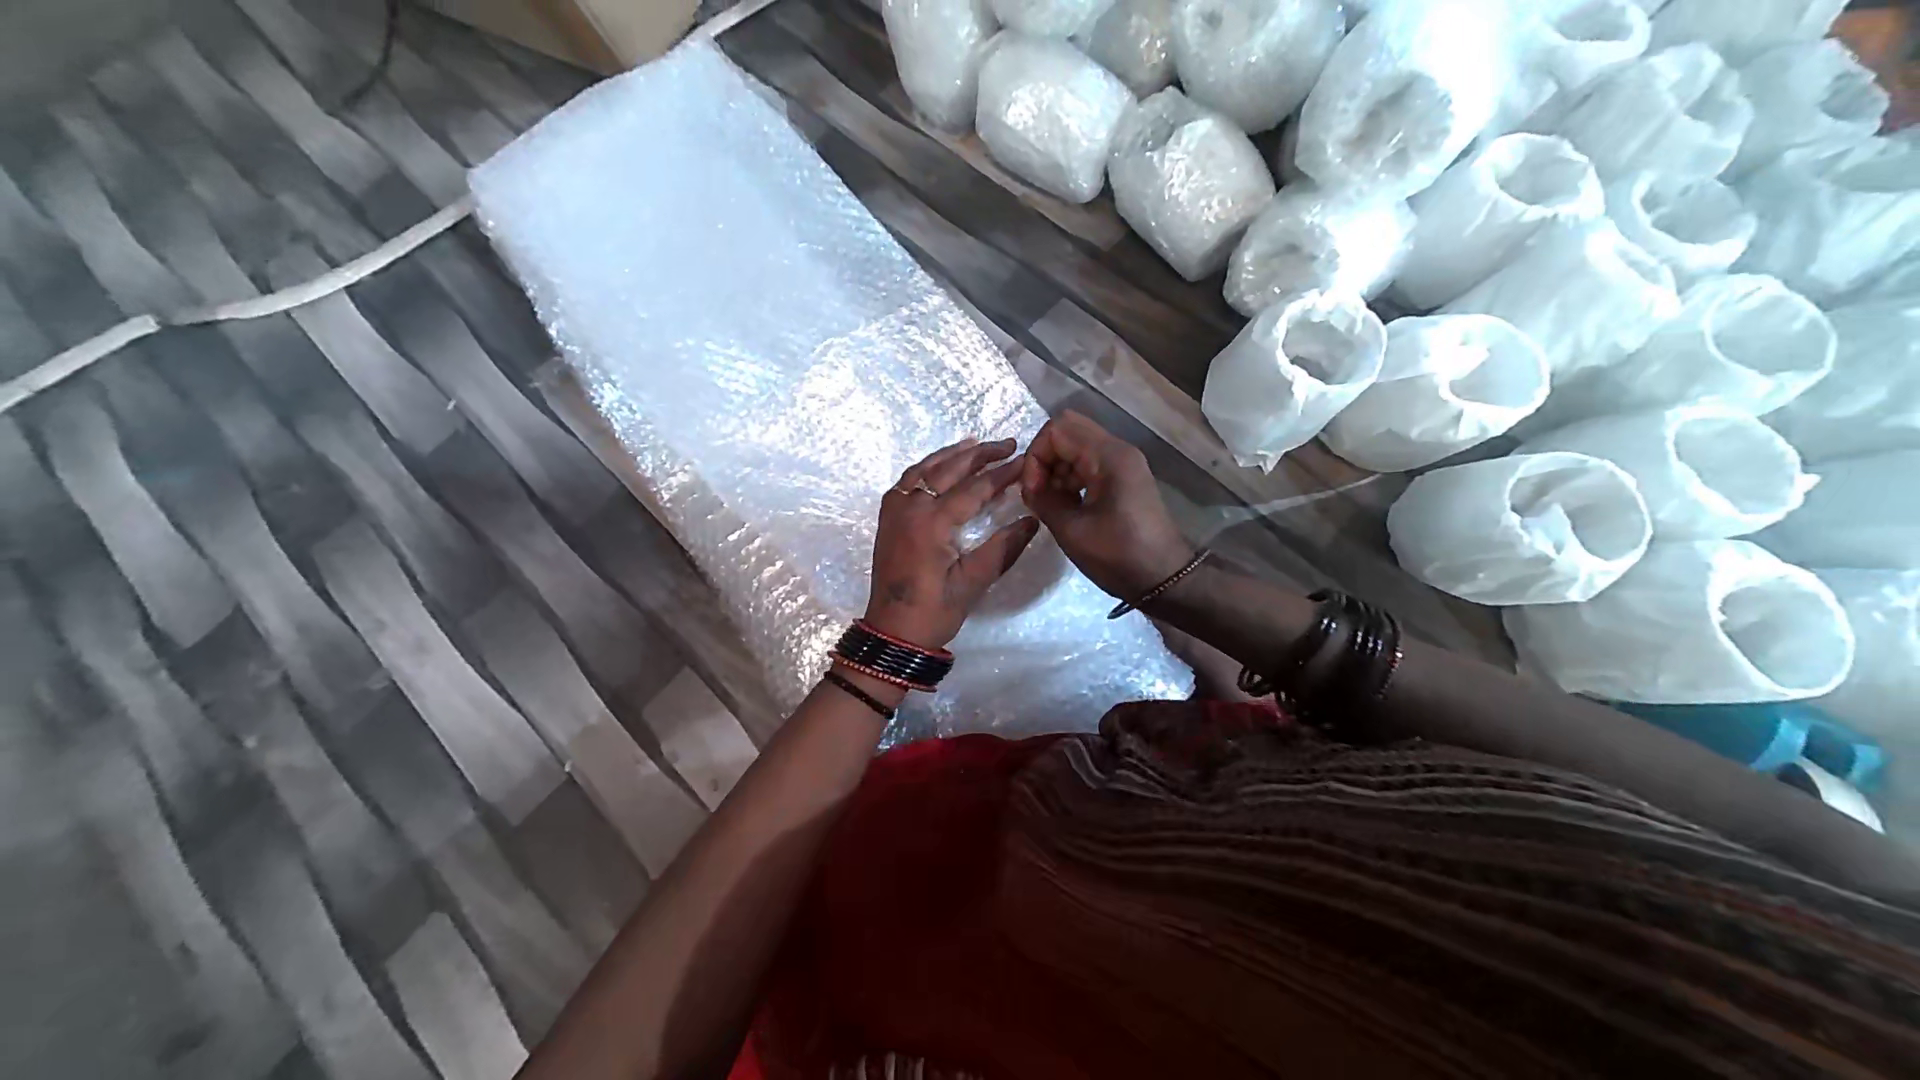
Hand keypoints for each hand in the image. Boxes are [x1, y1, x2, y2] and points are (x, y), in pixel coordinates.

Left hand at [864, 438, 1041, 649]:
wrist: (892, 631)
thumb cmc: (934, 611)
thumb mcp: (973, 582)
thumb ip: (1003, 547)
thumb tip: (1032, 520)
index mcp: (932, 522)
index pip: (975, 488)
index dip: (1003, 474)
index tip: (1025, 462)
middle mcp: (910, 507)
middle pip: (949, 469)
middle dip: (980, 454)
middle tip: (1008, 445)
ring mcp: (895, 509)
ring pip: (925, 469)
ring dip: (953, 454)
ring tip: (977, 444)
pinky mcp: (888, 517)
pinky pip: (908, 479)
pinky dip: (928, 466)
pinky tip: (942, 465)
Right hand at [1020, 412, 1193, 601]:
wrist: (1163, 578)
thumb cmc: (1118, 555)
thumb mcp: (1071, 531)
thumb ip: (1043, 500)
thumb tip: (1029, 488)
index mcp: (1109, 457)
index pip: (1057, 430)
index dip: (1036, 457)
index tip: (1033, 490)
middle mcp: (1118, 450)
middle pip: (1068, 430)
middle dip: (1044, 458)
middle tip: (1038, 492)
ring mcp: (1123, 462)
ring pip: (1077, 445)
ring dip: (1056, 469)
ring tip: (1050, 503)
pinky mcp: (1124, 477)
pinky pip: (1088, 462)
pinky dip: (1071, 477)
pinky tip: (1066, 505)